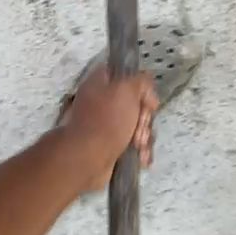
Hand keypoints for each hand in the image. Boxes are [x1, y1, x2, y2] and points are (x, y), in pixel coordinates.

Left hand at [59, 65, 158, 193]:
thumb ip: (140, 81)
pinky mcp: (112, 147)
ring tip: (138, 145)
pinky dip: (141, 151)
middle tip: (140, 125)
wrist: (88, 159)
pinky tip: (141, 157)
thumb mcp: (126, 90)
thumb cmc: (107, 120)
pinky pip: (134, 145)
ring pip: (138, 126)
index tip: (147, 97)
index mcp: (100, 84)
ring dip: (144, 136)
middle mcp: (102, 103)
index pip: (125, 75)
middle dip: (144, 117)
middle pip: (136, 104)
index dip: (140, 85)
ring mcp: (106, 127)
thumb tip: (146, 90)